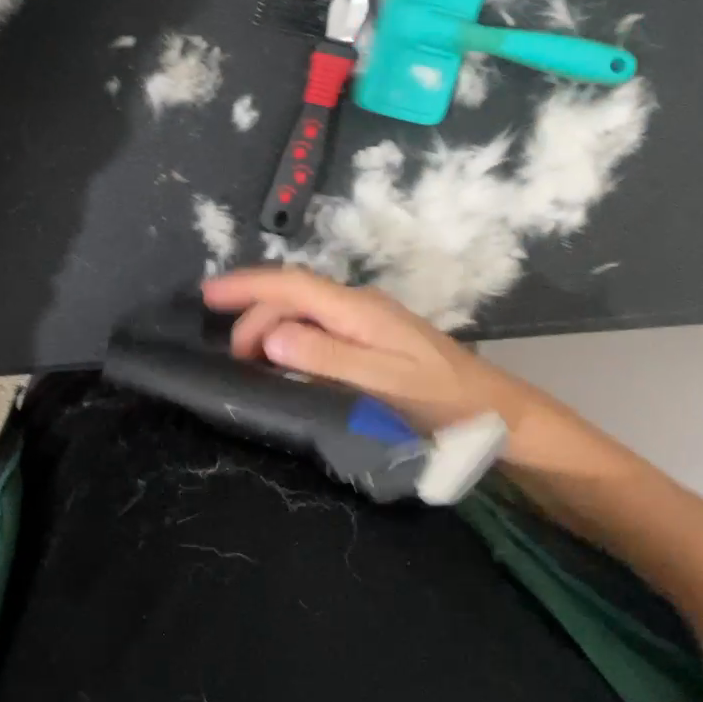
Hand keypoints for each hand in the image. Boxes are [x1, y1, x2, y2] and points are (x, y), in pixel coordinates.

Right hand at [201, 266, 539, 435]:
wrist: (497, 416)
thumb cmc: (440, 402)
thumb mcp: (381, 383)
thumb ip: (325, 357)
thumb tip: (270, 336)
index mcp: (357, 310)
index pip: (291, 285)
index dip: (245, 286)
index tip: (205, 295)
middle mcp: (358, 307)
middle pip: (291, 297)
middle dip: (252, 318)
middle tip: (234, 362)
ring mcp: (365, 322)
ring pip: (301, 311)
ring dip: (268, 329)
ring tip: (247, 363)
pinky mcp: (369, 341)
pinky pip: (314, 328)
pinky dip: (286, 339)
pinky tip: (279, 362)